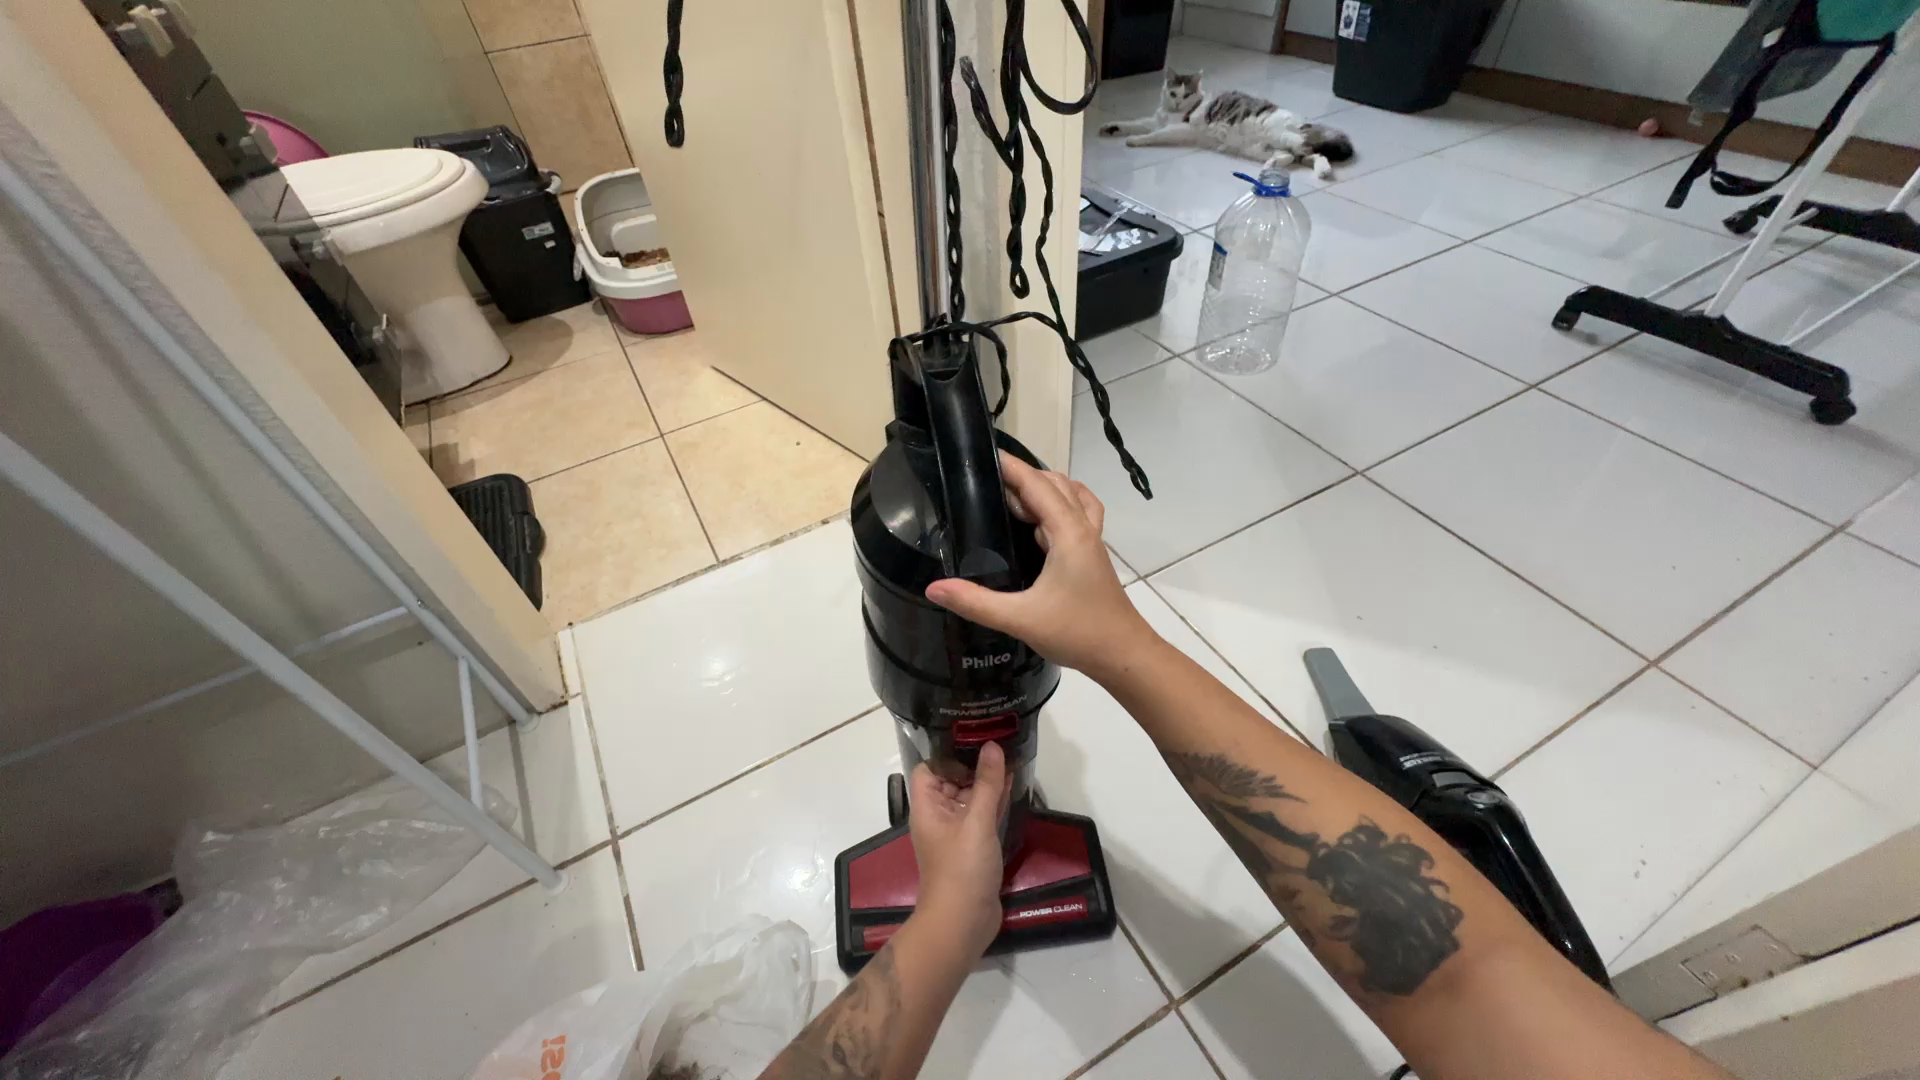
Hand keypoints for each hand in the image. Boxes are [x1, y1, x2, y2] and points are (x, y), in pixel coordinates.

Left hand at [908, 741, 1011, 959]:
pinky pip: (981, 817)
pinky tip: (1014, 787)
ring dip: (986, 783)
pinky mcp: (973, 848)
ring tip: (1010, 756)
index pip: (929, 768)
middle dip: (972, 763)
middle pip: (951, 781)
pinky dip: (994, 803)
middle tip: (998, 739)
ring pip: (969, 798)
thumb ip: (986, 783)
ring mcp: (955, 834)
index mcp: (927, 807)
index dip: (946, 752)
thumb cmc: (962, 868)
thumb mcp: (976, 821)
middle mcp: (938, 817)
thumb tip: (992, 745)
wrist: (963, 924)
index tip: (972, 735)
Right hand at [925, 452, 1160, 679]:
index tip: (983, 454)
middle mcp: (1083, 529)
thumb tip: (933, 588)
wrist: (1124, 655)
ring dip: (1043, 489)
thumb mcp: (1020, 618)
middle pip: (1055, 484)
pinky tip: (1039, 526)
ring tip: (1011, 501)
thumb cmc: (1077, 633)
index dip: (1011, 467)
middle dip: (1022, 477)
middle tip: (986, 486)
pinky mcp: (1091, 556)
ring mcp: (1091, 542)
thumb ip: (975, 602)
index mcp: (1069, 533)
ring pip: (1070, 497)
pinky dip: (1058, 507)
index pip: (1037, 485)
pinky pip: (1078, 515)